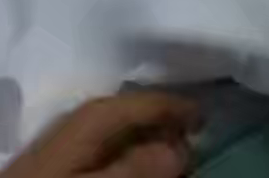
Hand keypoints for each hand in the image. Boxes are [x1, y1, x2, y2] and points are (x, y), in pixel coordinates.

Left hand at [0, 93, 197, 177]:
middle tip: (194, 143)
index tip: (208, 119)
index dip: (181, 108)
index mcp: (96, 115)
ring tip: (169, 162)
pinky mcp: (59, 162)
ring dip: (147, 144)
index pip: (150, 100)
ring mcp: (71, 139)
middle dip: (167, 126)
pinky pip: (107, 150)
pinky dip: (127, 157)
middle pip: (138, 113)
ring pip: (123, 133)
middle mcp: (86, 117)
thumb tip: (183, 147)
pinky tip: (131, 168)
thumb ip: (137, 168)